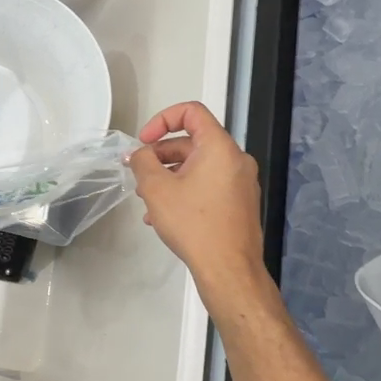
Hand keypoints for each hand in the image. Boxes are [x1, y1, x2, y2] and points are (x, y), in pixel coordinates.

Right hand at [129, 102, 268, 296]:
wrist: (228, 269)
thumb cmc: (193, 223)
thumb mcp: (156, 189)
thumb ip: (143, 162)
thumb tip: (139, 154)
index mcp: (219, 147)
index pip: (191, 112)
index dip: (162, 119)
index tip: (143, 143)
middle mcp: (236, 159)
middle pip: (193, 142)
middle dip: (161, 155)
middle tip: (138, 175)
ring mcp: (241, 183)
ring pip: (199, 166)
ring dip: (170, 176)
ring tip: (147, 200)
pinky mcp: (240, 204)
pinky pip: (208, 185)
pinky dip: (186, 190)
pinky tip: (165, 215)